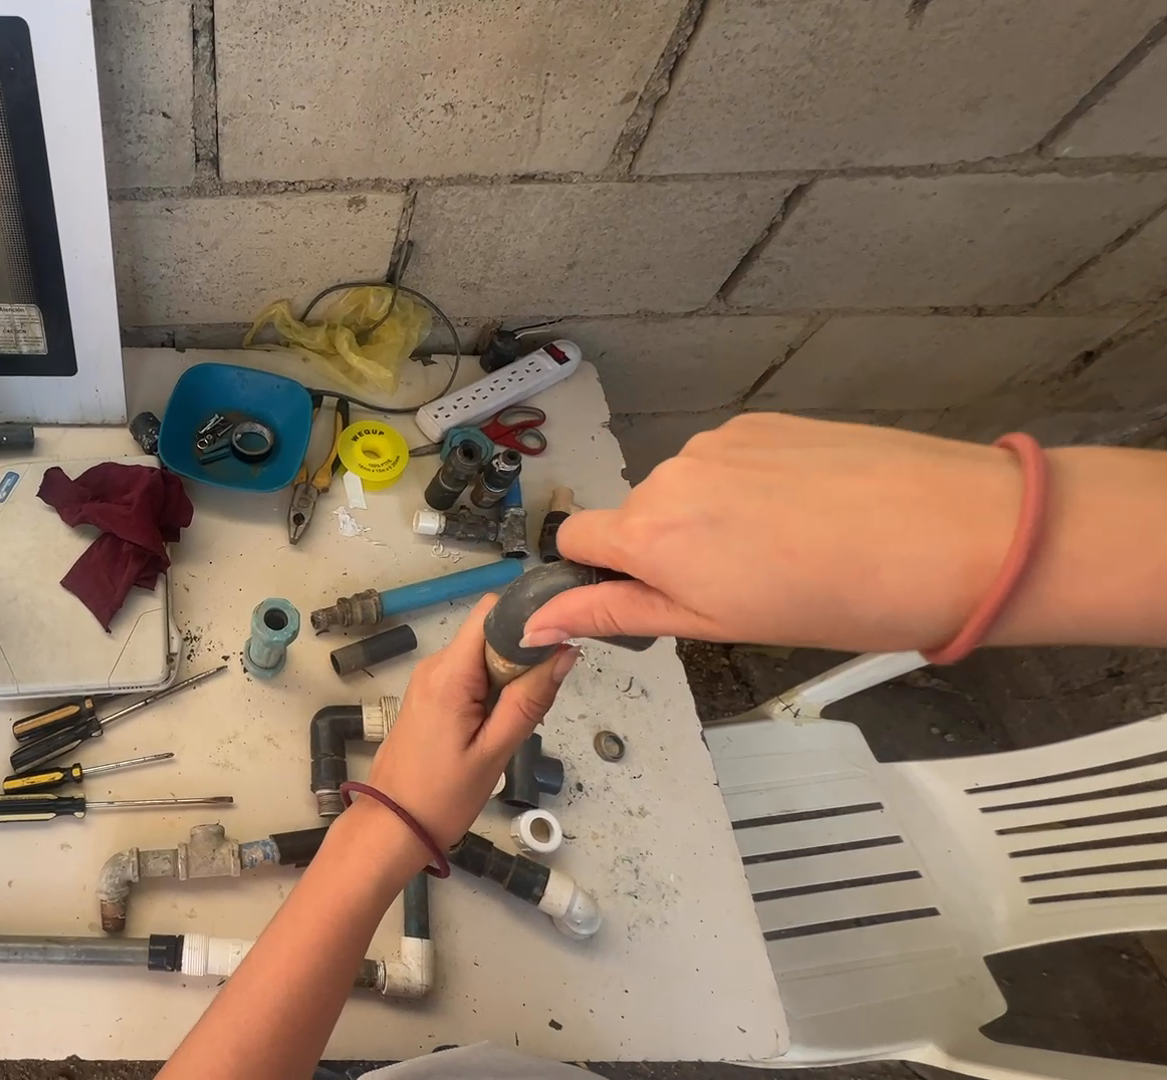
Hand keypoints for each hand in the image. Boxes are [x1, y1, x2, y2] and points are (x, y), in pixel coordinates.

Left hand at [365, 594, 577, 850]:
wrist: (393, 823)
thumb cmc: (443, 795)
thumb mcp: (495, 751)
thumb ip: (529, 700)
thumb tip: (564, 654)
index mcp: (448, 673)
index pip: (489, 612)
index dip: (525, 618)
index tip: (559, 641)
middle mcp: (434, 665)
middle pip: (487, 633)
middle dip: (521, 654)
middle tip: (541, 696)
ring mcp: (428, 679)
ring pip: (480, 654)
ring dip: (508, 674)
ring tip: (519, 715)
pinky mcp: (429, 693)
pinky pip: (468, 674)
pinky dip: (491, 687)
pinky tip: (498, 720)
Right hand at [523, 412, 1023, 652]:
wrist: (965, 535)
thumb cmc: (836, 601)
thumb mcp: (711, 624)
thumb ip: (611, 614)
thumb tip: (534, 623)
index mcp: (647, 534)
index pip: (573, 538)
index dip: (597, 568)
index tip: (645, 587)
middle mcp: (665, 477)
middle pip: (631, 514)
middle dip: (662, 543)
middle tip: (733, 576)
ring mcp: (713, 444)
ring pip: (679, 487)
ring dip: (704, 513)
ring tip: (778, 539)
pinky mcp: (757, 422)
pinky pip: (721, 459)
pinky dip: (741, 482)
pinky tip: (798, 505)